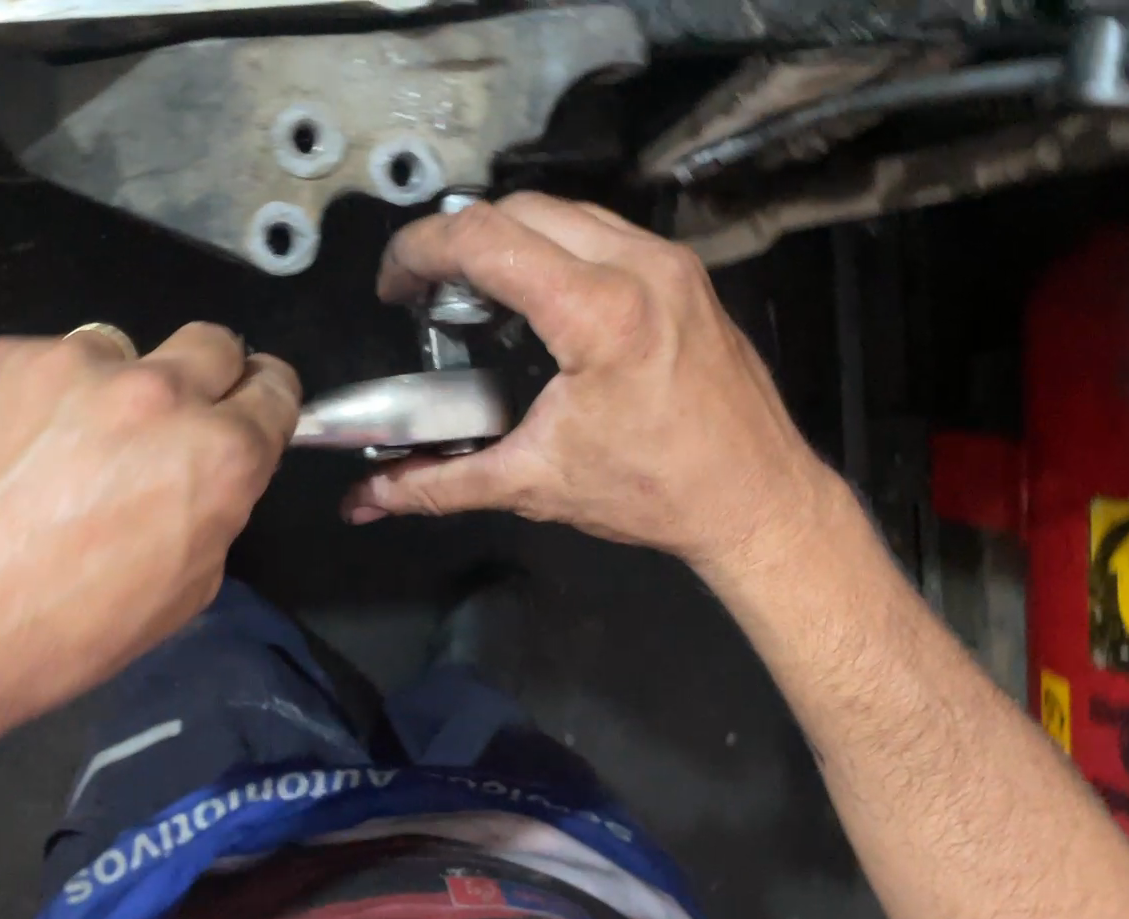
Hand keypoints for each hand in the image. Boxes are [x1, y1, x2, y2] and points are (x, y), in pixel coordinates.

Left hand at [0, 323, 299, 737]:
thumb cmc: (67, 635)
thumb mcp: (186, 590)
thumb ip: (214, 510)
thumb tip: (202, 474)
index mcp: (219, 455)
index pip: (276, 391)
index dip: (268, 402)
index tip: (251, 412)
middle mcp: (158, 393)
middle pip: (215, 343)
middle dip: (211, 377)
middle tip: (172, 426)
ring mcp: (73, 366)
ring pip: (125, 351)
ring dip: (120, 389)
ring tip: (68, 449)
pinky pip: (48, 363)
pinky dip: (46, 397)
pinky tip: (6, 451)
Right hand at [342, 193, 831, 570]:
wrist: (754, 500)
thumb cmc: (660, 493)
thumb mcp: (536, 485)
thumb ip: (442, 484)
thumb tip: (375, 496)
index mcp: (600, 313)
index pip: (484, 239)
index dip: (420, 251)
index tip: (395, 283)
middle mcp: (641, 268)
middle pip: (518, 208)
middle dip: (457, 238)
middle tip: (427, 290)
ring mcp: (669, 265)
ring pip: (563, 210)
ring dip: (507, 237)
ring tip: (475, 291)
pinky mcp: (684, 275)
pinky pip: (602, 230)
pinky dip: (553, 245)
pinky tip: (537, 296)